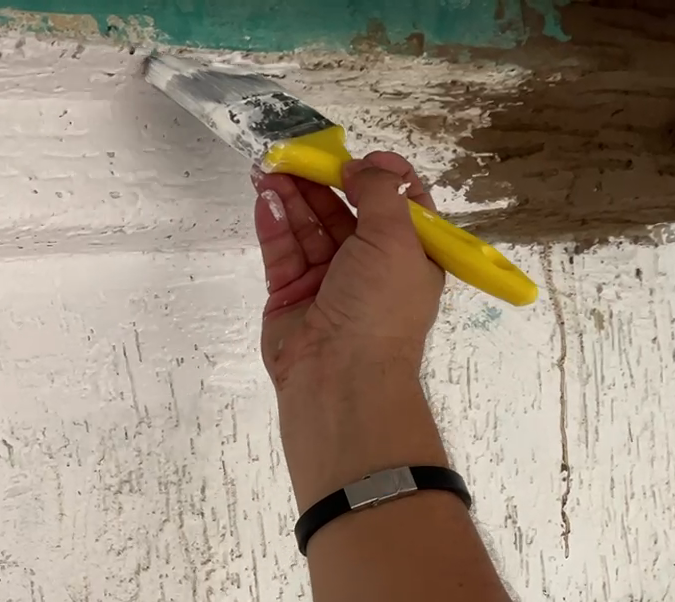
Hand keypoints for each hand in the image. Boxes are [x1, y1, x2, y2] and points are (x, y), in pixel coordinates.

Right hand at [252, 152, 449, 508]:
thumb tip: (364, 164)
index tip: (357, 158)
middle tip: (295, 152)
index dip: (377, 175)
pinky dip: (274, 226)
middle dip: (321, 180)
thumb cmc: (381, 306)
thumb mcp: (397, 239)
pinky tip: (266, 200)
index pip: (395, 203)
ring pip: (307, 229)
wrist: (339, 375)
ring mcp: (325, 281)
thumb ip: (378, 194)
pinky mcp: (289, 295)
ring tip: (269, 167)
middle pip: (343, 210)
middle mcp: (367, 265)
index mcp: (408, 253)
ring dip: (292, 197)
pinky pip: (282, 254)